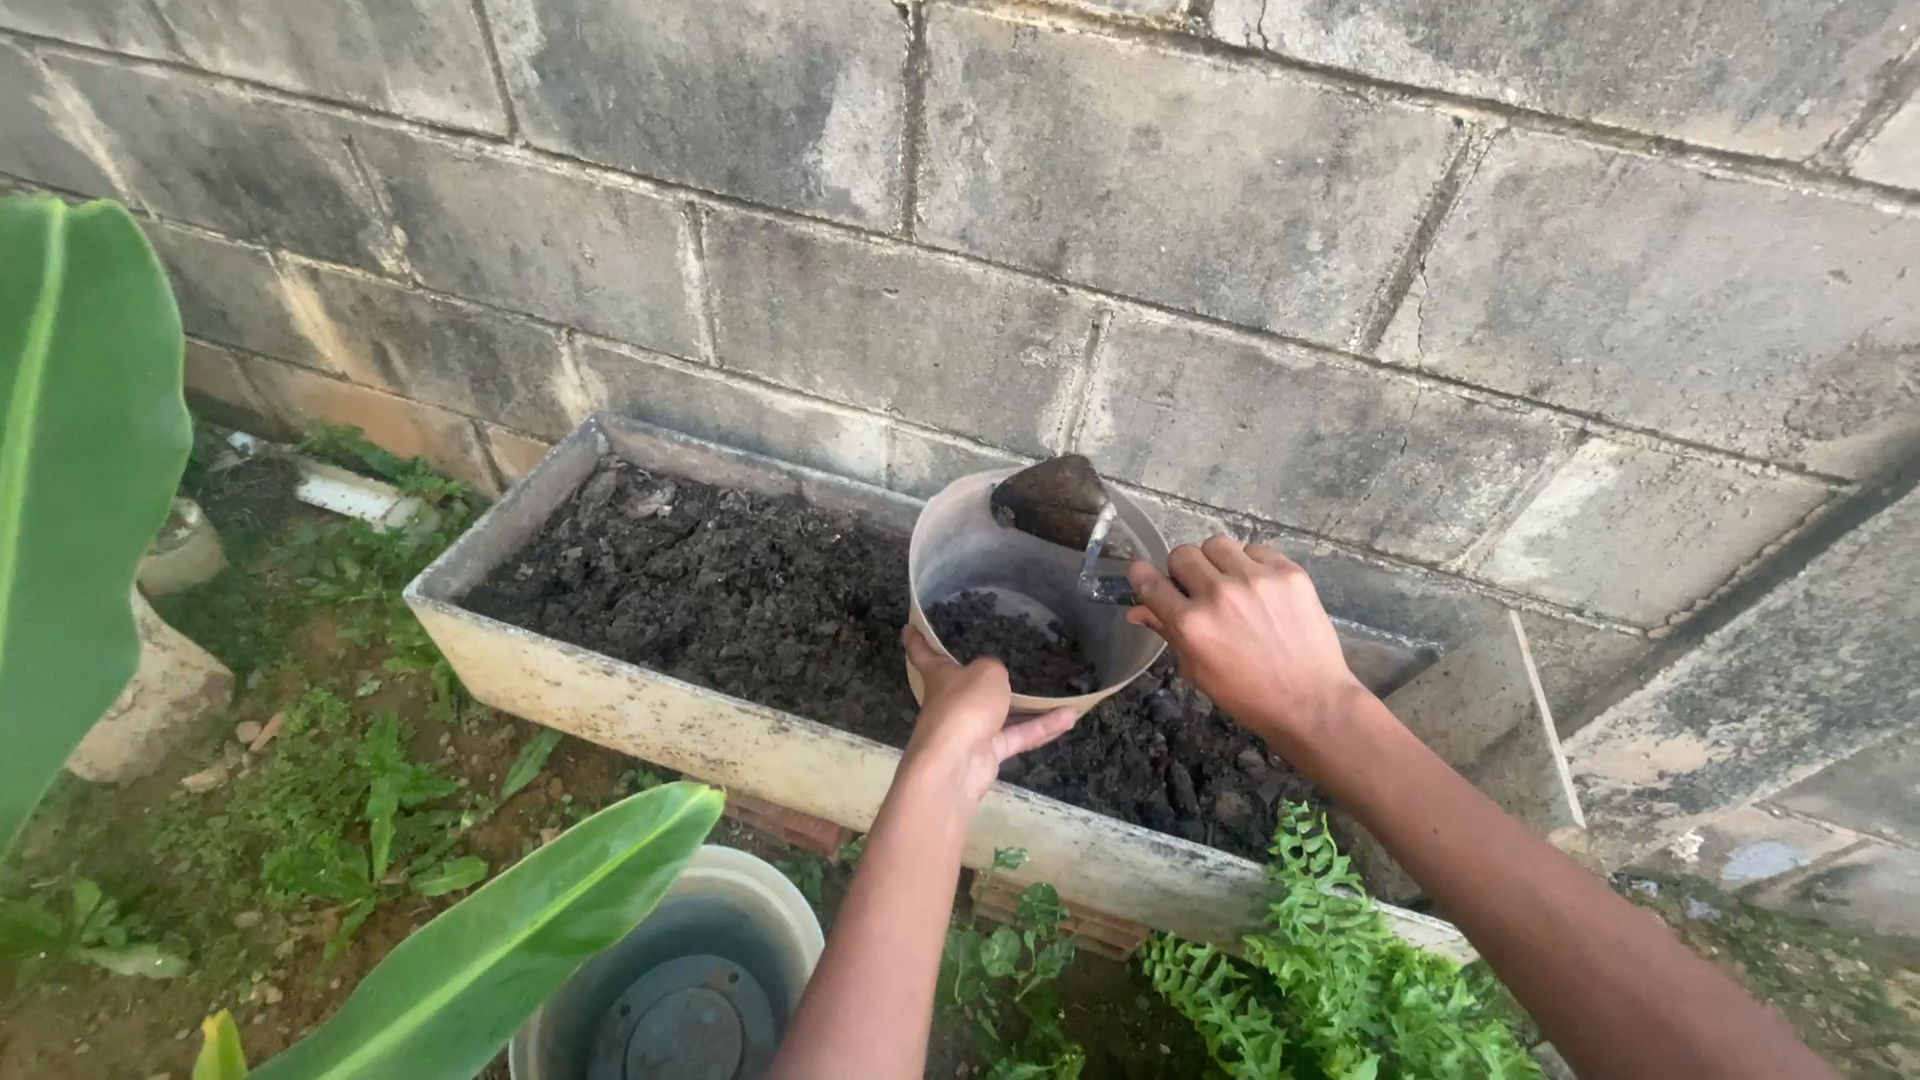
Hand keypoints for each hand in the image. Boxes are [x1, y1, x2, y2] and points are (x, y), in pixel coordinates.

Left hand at [899, 626, 1077, 805]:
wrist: (956, 764)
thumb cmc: (964, 706)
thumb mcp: (986, 672)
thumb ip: (994, 669)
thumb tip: (997, 680)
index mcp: (940, 675)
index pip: (922, 652)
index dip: (916, 639)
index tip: (910, 627)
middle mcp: (951, 701)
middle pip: (965, 684)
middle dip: (981, 674)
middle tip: (1003, 657)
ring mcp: (969, 728)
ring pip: (1000, 712)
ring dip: (1029, 705)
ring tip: (1059, 692)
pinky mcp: (987, 753)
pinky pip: (1018, 735)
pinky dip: (1041, 727)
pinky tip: (1069, 717)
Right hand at [1126, 537, 1365, 745]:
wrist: (1311, 701)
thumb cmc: (1246, 695)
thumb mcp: (1196, 670)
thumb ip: (1166, 632)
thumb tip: (1136, 610)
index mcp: (1190, 624)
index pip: (1148, 580)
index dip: (1142, 575)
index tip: (1148, 577)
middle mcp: (1218, 595)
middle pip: (1181, 554)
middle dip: (1183, 571)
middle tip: (1198, 591)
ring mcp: (1255, 580)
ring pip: (1216, 544)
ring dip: (1215, 562)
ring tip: (1230, 583)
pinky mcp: (1288, 573)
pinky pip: (1255, 549)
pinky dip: (1251, 564)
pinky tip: (1260, 587)